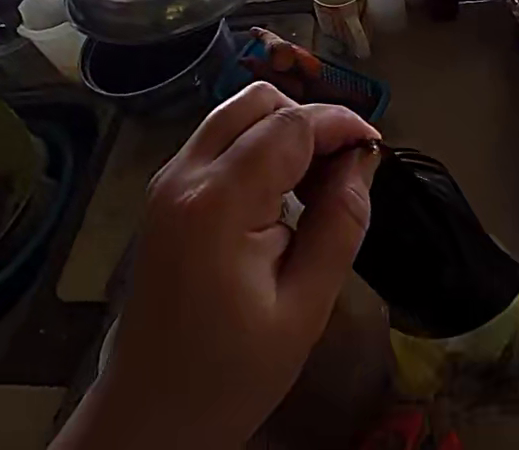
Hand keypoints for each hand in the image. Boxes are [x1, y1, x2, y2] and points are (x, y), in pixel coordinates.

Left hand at [54, 83, 381, 449]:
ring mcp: (168, 180)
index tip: (374, 146)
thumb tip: (362, 159)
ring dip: (285, 129)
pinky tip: (281, 191)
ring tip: (315, 181)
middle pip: (258, 100)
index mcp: (216, 204)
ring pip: (238, 112)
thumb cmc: (228, 375)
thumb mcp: (305, 307)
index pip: (290, 125)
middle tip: (341, 166)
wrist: (144, 421)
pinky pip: (222, 138)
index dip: (340, 122)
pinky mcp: (167, 192)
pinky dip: (261, 144)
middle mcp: (184, 175)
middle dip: (309, 119)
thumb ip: (341, 223)